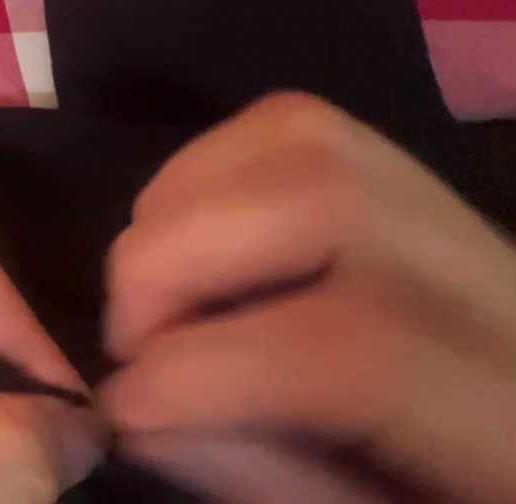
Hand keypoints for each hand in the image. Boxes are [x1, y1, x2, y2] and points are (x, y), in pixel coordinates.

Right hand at [101, 94, 515, 503]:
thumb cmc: (458, 496)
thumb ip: (268, 482)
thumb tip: (136, 414)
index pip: (357, 353)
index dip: (201, 366)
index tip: (119, 401)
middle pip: (321, 203)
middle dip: (171, 260)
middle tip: (129, 331)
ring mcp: (471, 216)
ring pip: (297, 140)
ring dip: (176, 202)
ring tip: (152, 282)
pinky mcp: (414, 176)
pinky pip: (288, 124)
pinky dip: (202, 166)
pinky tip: (185, 230)